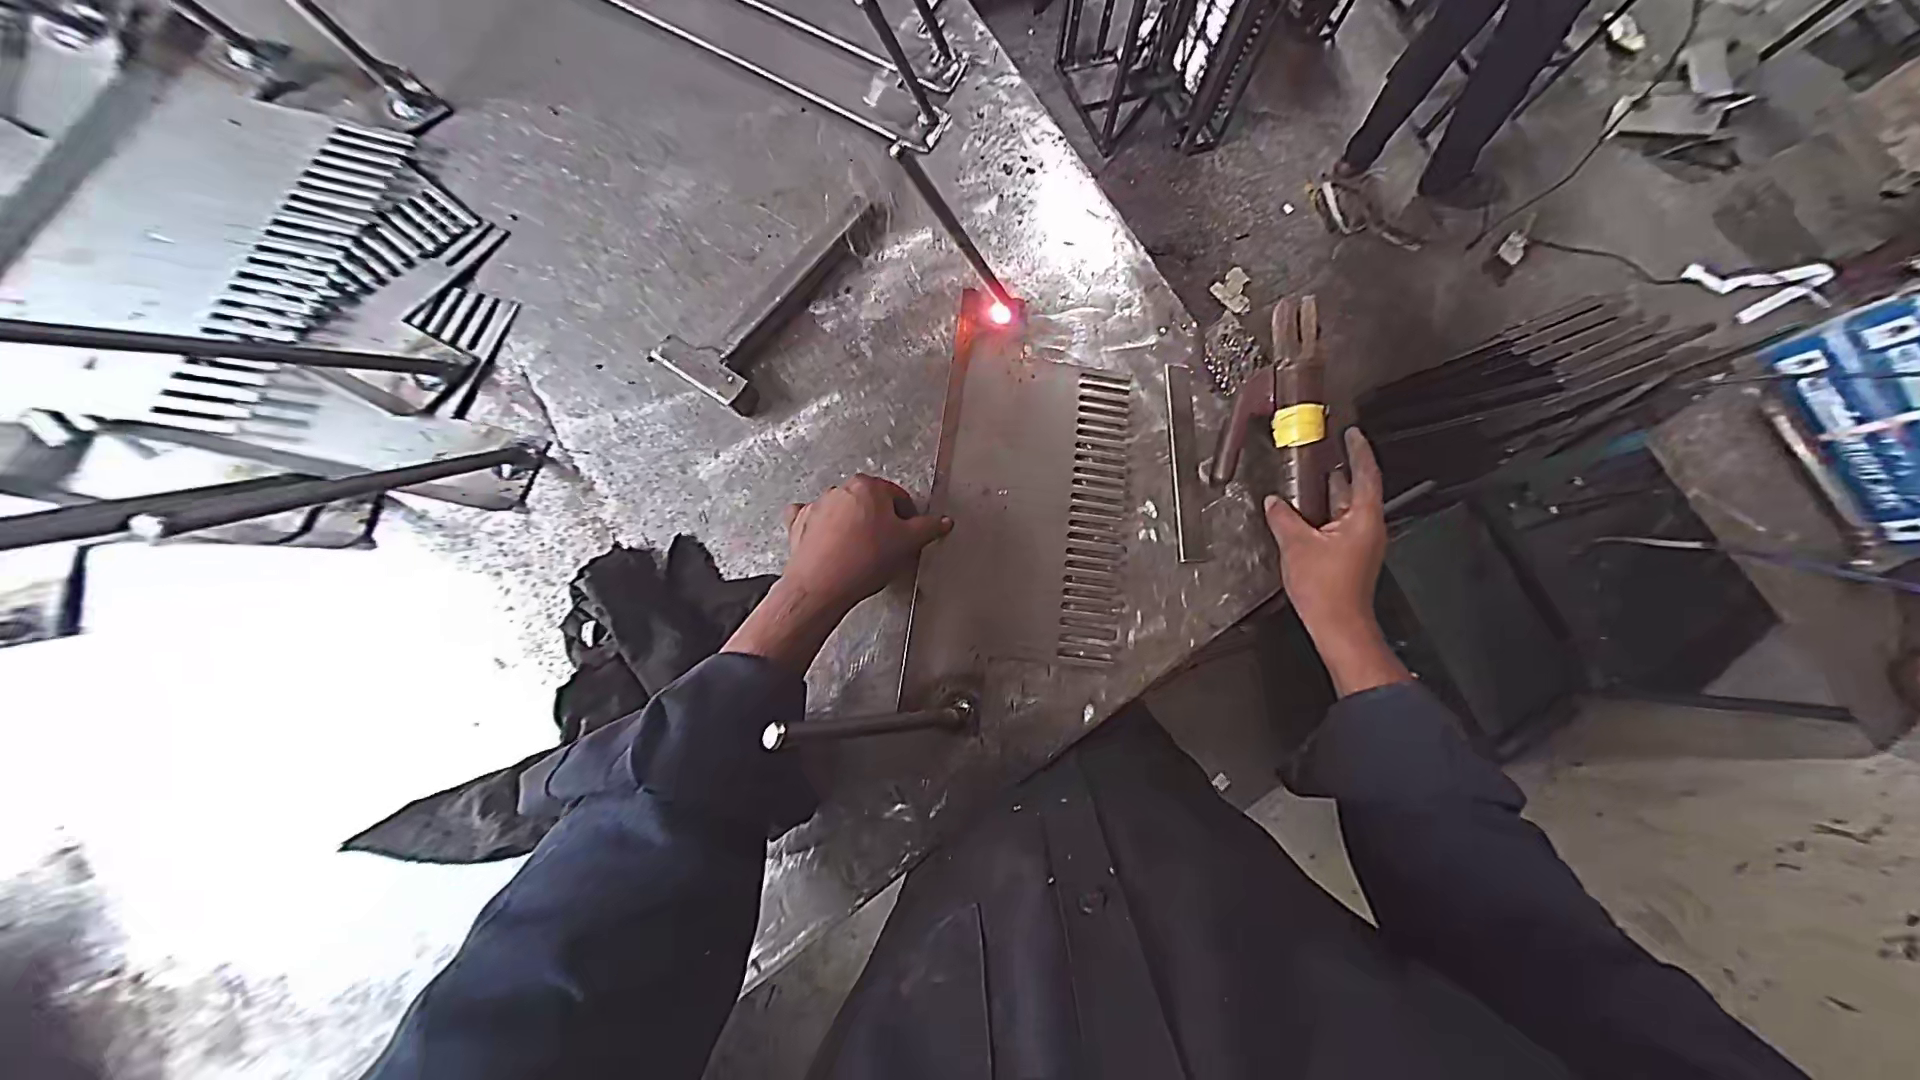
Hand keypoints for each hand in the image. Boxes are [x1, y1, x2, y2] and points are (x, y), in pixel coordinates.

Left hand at [726, 475, 950, 673]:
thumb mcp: (908, 543)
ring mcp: (818, 506)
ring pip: (843, 510)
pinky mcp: (800, 524)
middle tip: (888, 546)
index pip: (898, 497)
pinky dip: (821, 527)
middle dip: (880, 521)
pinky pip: (812, 519)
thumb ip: (928, 528)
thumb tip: (941, 522)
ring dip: (853, 525)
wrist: (821, 585)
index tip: (909, 534)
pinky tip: (830, 543)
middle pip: (870, 502)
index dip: (908, 518)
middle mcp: (841, 490)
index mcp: (869, 487)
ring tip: (861, 552)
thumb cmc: (863, 561)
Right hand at [1264, 427, 1409, 695]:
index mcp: (1364, 519)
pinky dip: (1320, 515)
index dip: (1358, 451)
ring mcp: (1359, 543)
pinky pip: (1334, 525)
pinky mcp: (1348, 555)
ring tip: (1304, 481)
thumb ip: (1283, 518)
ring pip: (1342, 508)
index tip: (1352, 435)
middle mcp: (1367, 528)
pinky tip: (1300, 515)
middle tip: (1320, 453)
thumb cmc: (1328, 591)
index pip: (1365, 474)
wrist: (1336, 623)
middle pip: (1354, 490)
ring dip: (1326, 494)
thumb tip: (1274, 503)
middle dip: (1337, 471)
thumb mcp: (1296, 545)